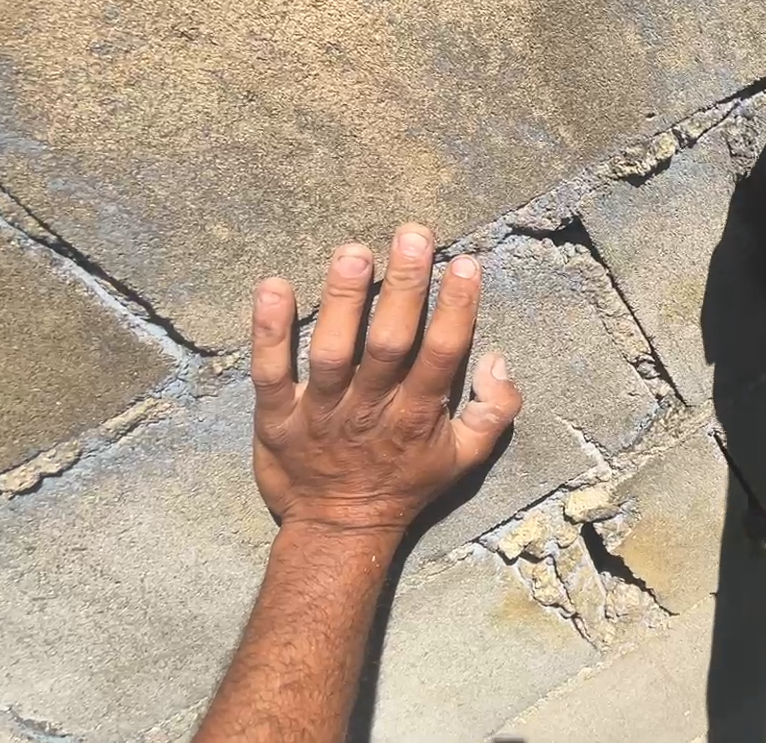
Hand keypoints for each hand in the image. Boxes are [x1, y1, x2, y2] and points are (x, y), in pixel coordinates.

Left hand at [248, 224, 521, 536]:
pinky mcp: (274, 416)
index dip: (456, 309)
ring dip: (342, 302)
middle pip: (389, 344)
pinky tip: (274, 286)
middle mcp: (370, 408)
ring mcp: (318, 412)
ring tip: (354, 252)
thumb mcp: (470, 456)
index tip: (465, 264)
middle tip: (413, 236)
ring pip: (331, 352)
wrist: (338, 528)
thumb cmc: (412, 480)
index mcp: (419, 415)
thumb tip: (497, 359)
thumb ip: (496, 409)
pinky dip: (268, 331)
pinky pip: (268, 371)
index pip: (442, 354)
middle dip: (404, 288)